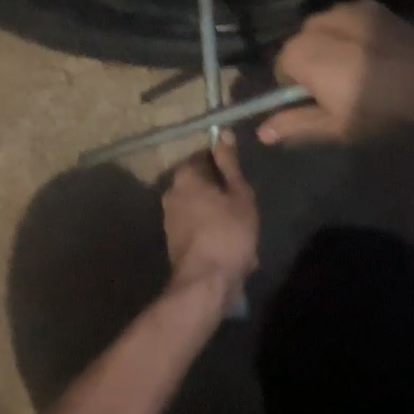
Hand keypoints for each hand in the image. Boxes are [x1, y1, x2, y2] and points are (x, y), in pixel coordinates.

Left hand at [162, 135, 258, 300]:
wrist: (206, 281)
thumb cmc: (229, 232)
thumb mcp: (239, 193)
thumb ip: (229, 162)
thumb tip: (222, 132)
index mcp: (185, 176)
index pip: (204, 156)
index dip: (224, 165)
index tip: (241, 181)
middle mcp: (171, 192)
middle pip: (201, 183)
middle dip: (221, 192)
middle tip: (244, 208)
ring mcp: (169, 218)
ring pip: (200, 206)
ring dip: (218, 214)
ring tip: (240, 231)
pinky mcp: (173, 240)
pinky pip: (197, 227)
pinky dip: (211, 232)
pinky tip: (229, 247)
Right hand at [257, 0, 413, 143]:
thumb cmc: (380, 113)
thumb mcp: (334, 126)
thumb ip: (294, 123)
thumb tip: (261, 132)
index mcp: (307, 53)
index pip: (283, 62)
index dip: (293, 83)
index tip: (313, 99)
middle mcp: (323, 23)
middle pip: (302, 40)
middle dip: (310, 59)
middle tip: (334, 86)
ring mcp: (350, 10)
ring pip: (323, 25)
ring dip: (328, 42)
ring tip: (352, 66)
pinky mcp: (374, 7)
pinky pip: (347, 16)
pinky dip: (349, 30)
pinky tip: (368, 51)